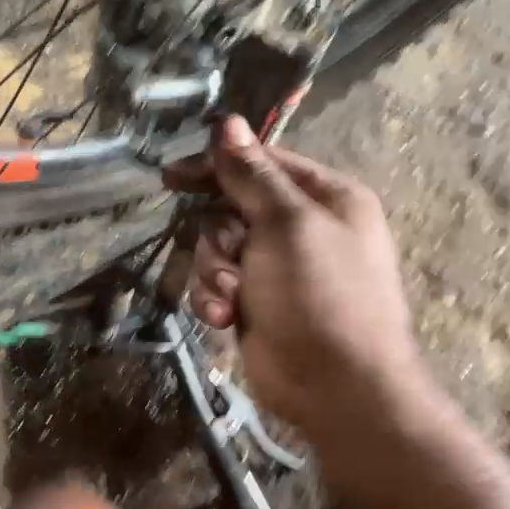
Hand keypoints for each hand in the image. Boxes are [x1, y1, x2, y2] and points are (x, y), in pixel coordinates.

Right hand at [163, 117, 420, 433]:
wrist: (337, 386)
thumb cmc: (321, 295)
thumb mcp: (287, 224)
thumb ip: (252, 175)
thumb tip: (228, 122)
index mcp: (323, 197)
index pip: (260, 163)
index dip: (216, 165)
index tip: (172, 175)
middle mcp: (301, 227)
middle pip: (230, 207)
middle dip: (219, 236)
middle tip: (231, 256)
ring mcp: (277, 268)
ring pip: (217, 249)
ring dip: (215, 272)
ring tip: (233, 297)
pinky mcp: (256, 303)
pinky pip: (218, 285)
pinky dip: (216, 300)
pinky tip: (225, 318)